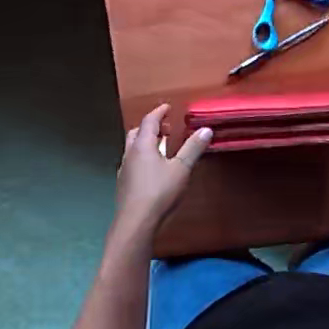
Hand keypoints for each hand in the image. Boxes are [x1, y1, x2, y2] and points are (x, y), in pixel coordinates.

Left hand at [114, 104, 212, 232]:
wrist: (136, 221)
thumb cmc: (159, 192)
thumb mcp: (181, 169)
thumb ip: (192, 149)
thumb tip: (206, 129)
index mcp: (142, 146)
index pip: (149, 121)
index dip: (159, 112)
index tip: (167, 107)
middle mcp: (129, 154)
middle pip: (136, 133)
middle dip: (150, 127)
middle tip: (164, 127)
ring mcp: (124, 170)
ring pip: (132, 149)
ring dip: (145, 143)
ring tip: (160, 147)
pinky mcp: (123, 185)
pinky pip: (132, 163)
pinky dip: (142, 158)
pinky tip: (151, 169)